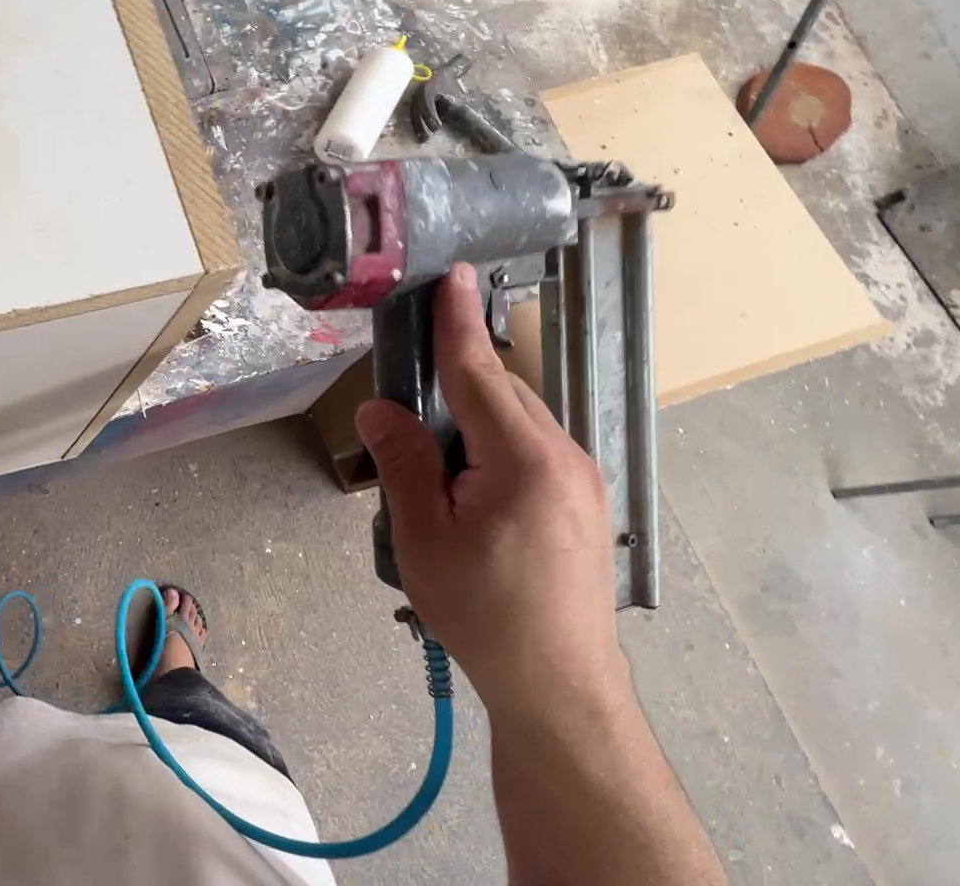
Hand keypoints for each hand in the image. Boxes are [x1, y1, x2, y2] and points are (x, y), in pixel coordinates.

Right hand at [354, 263, 629, 718]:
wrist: (557, 683)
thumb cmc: (482, 609)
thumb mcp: (423, 536)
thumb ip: (404, 463)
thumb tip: (378, 409)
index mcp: (523, 459)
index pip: (480, 373)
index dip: (460, 323)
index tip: (453, 276)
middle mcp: (564, 457)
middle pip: (502, 393)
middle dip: (456, 377)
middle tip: (404, 389)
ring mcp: (581, 480)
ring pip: (518, 421)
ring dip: (473, 414)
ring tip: (428, 448)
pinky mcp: (580, 502)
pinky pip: (531, 447)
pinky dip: (492, 441)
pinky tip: (464, 476)